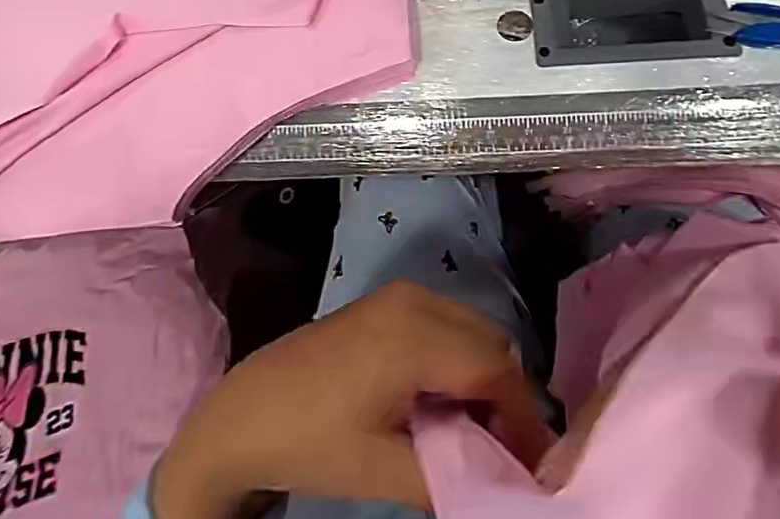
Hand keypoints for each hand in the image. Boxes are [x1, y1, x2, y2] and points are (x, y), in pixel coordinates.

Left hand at [151, 281, 552, 518]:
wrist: (248, 409)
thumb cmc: (311, 440)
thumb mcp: (380, 469)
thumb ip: (449, 475)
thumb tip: (501, 485)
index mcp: (413, 338)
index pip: (494, 368)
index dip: (521, 415)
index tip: (531, 461)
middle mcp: (415, 301)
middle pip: (491, 341)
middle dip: (507, 394)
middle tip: (504, 447)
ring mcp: (402, 293)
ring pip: (474, 327)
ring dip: (486, 373)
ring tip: (476, 426)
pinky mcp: (391, 298)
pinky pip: (450, 320)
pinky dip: (462, 354)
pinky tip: (444, 395)